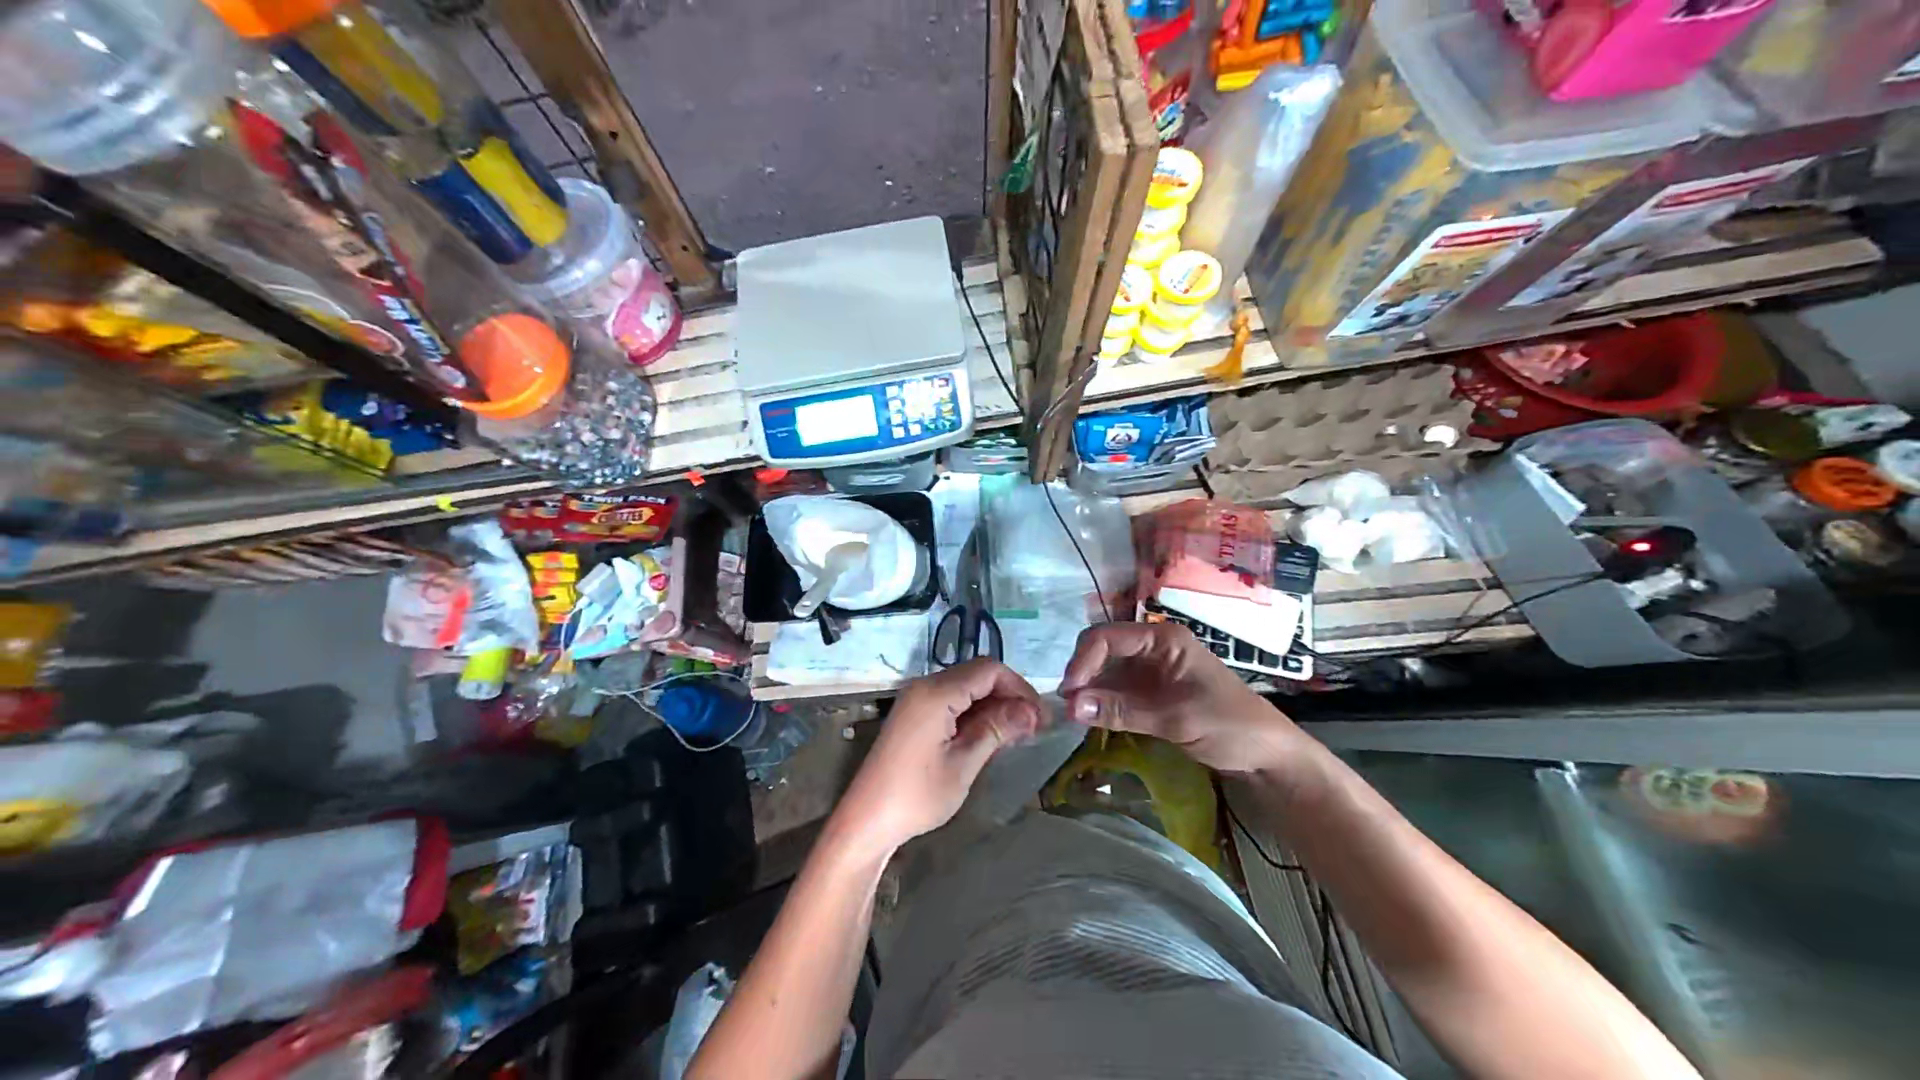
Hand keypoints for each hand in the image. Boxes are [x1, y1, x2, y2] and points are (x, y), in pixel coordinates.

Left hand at [822, 659, 1042, 859]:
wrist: (867, 820)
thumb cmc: (917, 795)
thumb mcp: (963, 763)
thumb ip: (996, 729)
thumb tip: (1031, 711)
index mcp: (936, 693)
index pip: (989, 670)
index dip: (1019, 688)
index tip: (1040, 717)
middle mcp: (925, 686)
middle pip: (978, 675)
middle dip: (1009, 695)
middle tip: (1034, 728)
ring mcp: (917, 700)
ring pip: (966, 687)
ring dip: (994, 705)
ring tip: (1017, 734)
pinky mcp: (914, 715)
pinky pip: (952, 701)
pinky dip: (975, 712)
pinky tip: (990, 736)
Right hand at [1061, 622, 1304, 773]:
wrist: (1268, 755)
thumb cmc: (1230, 726)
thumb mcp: (1175, 719)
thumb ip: (1122, 710)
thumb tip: (1071, 706)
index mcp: (1164, 639)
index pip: (1107, 637)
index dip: (1082, 661)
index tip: (1069, 693)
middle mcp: (1153, 647)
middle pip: (1102, 648)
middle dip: (1082, 673)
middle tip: (1068, 706)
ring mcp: (1151, 669)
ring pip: (1105, 670)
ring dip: (1089, 689)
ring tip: (1075, 716)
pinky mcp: (1150, 690)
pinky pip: (1115, 689)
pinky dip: (1101, 702)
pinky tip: (1091, 718)